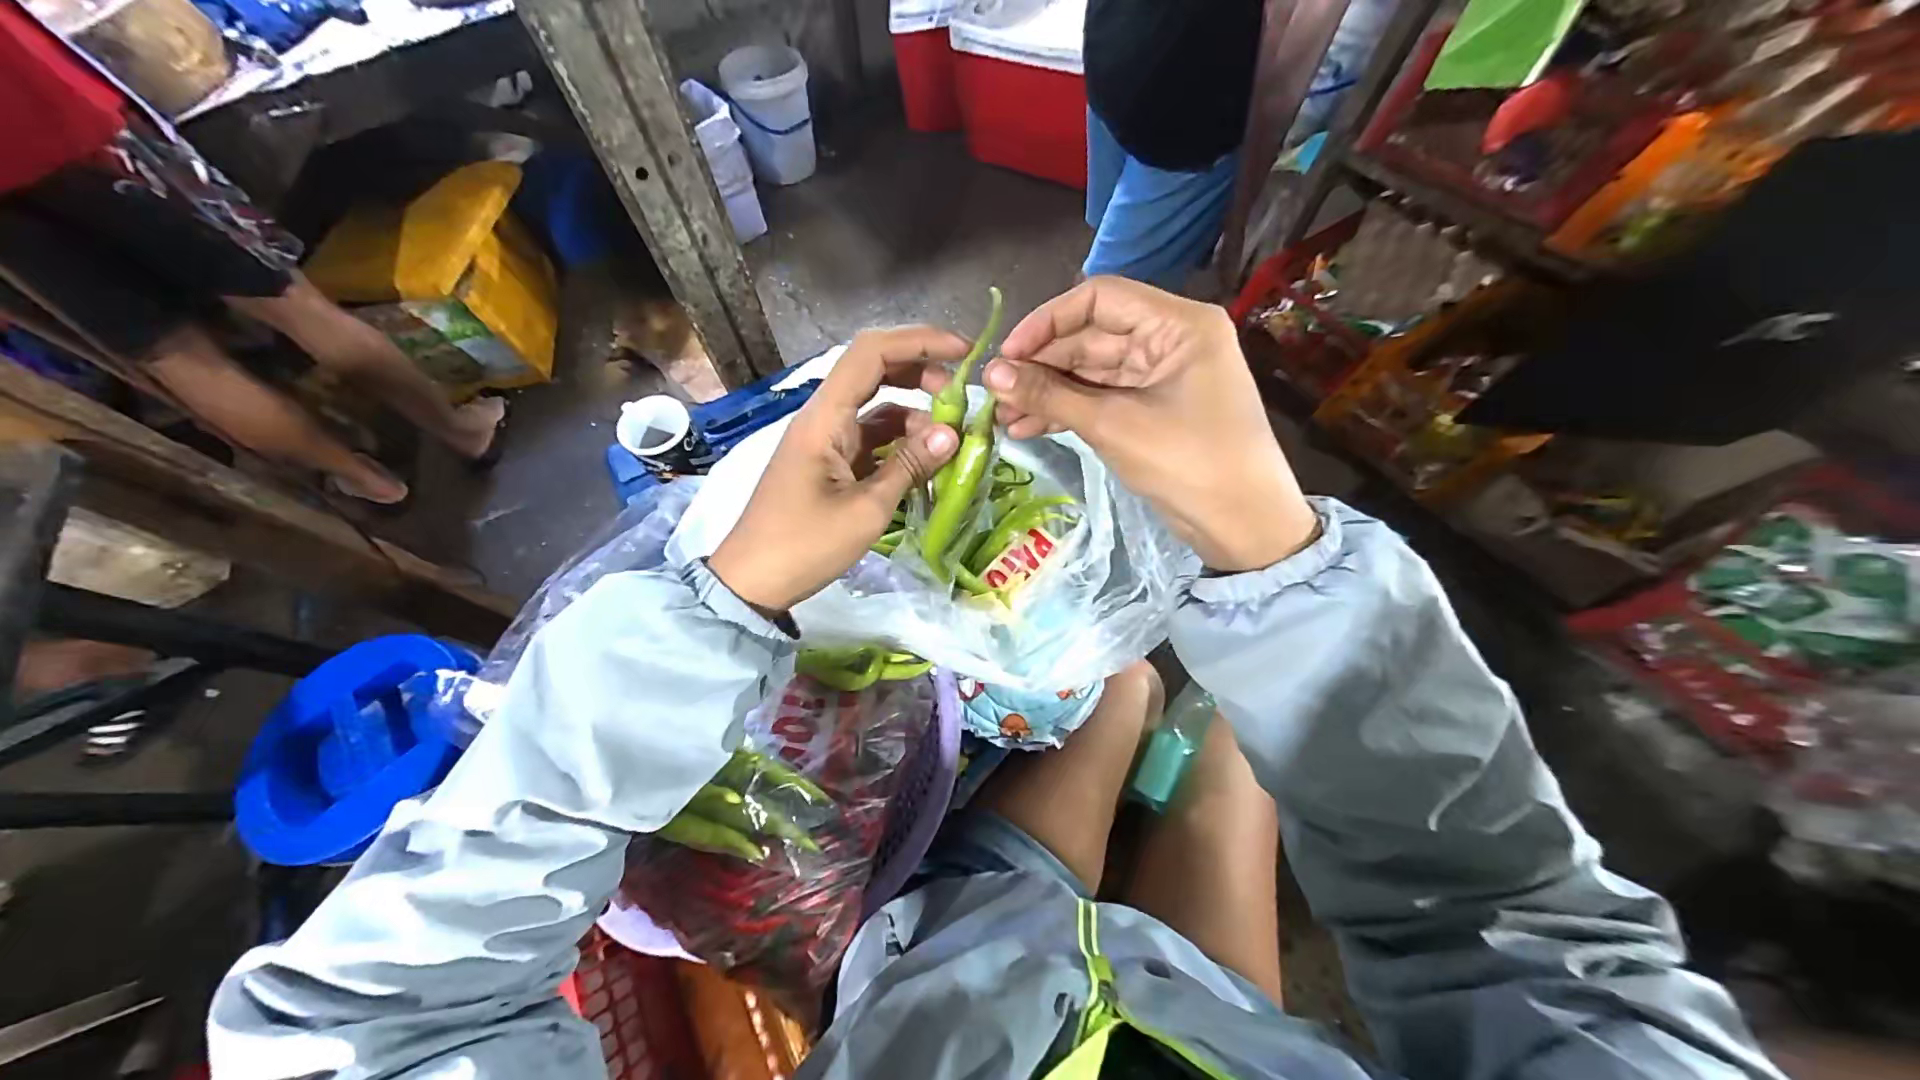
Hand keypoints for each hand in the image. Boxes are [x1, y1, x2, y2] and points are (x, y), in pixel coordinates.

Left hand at [709, 327, 964, 611]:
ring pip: (876, 407)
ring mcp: (826, 440)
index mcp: (825, 418)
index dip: (919, 342)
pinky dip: (900, 442)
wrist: (753, 580)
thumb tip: (952, 434)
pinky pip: (870, 438)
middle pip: (874, 371)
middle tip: (960, 398)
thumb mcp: (867, 509)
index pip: (871, 353)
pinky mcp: (829, 463)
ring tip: (949, 439)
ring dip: (914, 414)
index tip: (964, 353)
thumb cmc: (805, 545)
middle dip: (921, 374)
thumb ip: (909, 466)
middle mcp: (824, 418)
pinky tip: (925, 460)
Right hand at [972, 276, 1316, 571]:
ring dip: (1048, 391)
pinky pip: (1101, 396)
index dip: (1047, 321)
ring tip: (1003, 416)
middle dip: (1041, 363)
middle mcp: (1169, 338)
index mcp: (1177, 324)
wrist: (1243, 525)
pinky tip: (1027, 427)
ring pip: (1091, 370)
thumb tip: (990, 374)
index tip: (1007, 353)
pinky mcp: (1151, 407)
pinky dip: (1067, 410)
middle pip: (1091, 335)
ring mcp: (1160, 374)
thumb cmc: (1188, 463)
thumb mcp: (1114, 425)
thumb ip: (1049, 395)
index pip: (1099, 298)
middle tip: (996, 392)